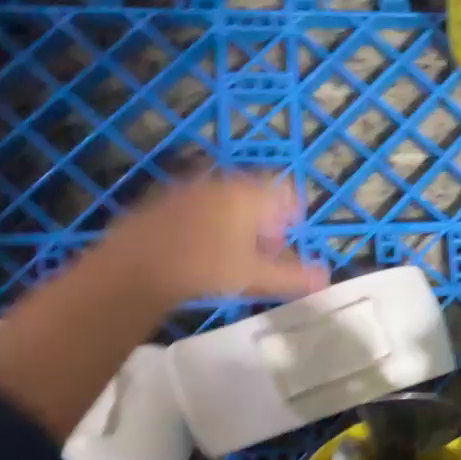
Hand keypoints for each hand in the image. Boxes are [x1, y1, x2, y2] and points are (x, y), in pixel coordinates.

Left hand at [93, 172, 328, 305]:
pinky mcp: (160, 198)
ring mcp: (187, 186)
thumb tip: (324, 279)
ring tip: (230, 252)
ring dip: (232, 220)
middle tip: (262, 250)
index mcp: (248, 193)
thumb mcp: (256, 276)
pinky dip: (203, 221)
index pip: (284, 190)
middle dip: (262, 219)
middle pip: (253, 193)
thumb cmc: (206, 267)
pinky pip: (194, 204)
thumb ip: (293, 276)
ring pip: (222, 198)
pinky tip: (197, 249)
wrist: (136, 267)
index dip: (291, 213)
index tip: (286, 238)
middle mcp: (220, 181)